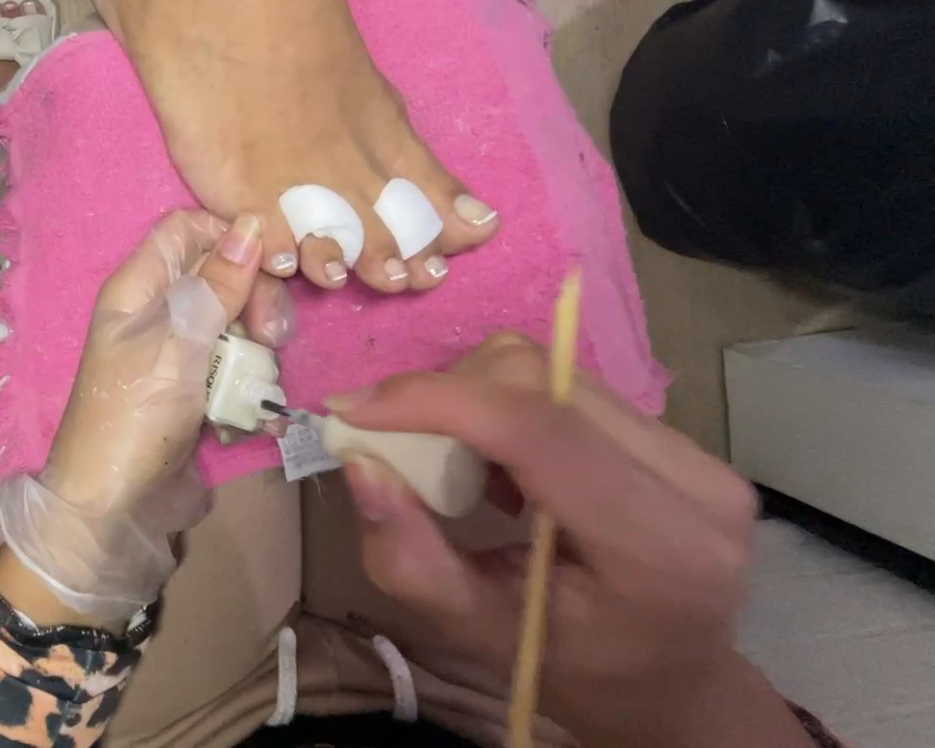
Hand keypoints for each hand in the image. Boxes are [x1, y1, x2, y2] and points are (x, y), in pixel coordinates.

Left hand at [0, 210, 263, 626]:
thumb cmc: (134, 412)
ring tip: (262, 386)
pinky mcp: (200, 392)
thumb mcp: (176, 341)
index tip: (271, 263)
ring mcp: (181, 354)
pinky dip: (253, 390)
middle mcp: (159, 312)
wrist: (117, 506)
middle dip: (257, 300)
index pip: (185, 229)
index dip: (229, 236)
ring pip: (239, 324)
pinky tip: (259, 419)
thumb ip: (216, 284)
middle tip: (271, 337)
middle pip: (223, 275)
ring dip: (260, 352)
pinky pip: (239, 370)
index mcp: (138, 287)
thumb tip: (248, 224)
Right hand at [330, 334, 813, 747]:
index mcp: (656, 547)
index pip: (535, 428)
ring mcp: (691, 450)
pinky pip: (552, 378)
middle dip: (441, 398)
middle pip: (532, 378)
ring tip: (462, 463)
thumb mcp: (471, 630)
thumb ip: (408, 557)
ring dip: (468, 396)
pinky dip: (496, 401)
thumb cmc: (565, 664)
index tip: (351, 411)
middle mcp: (691, 482)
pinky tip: (500, 459)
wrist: (667, 678)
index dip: (432, 401)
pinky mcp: (669, 431)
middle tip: (405, 449)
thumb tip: (359, 463)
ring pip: (538, 366)